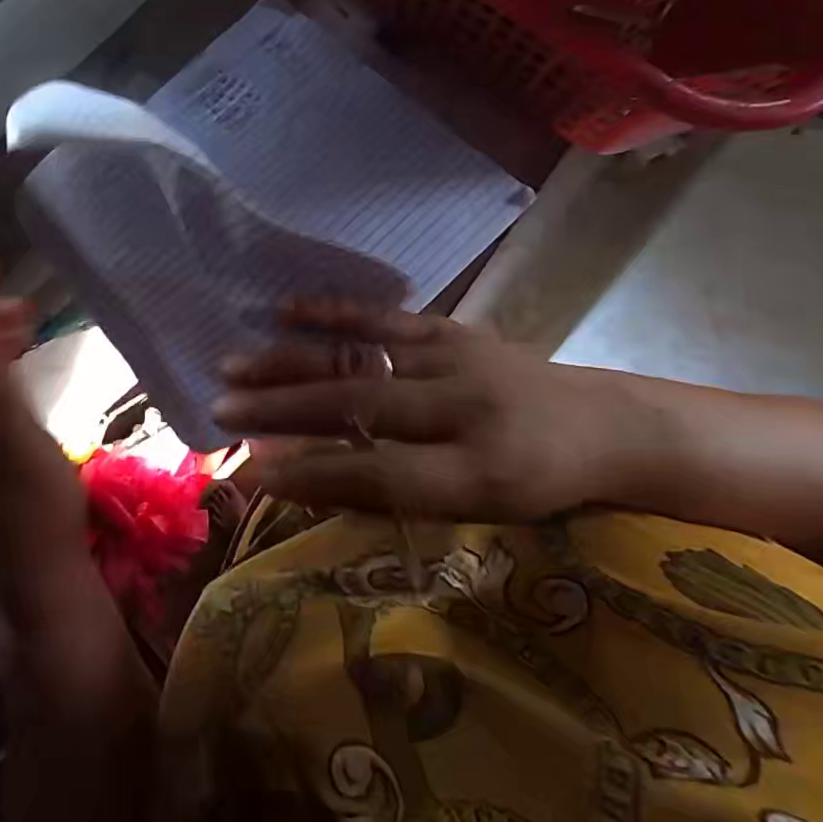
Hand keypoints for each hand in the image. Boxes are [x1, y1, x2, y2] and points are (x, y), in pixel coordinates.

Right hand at [213, 302, 664, 523]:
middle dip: (282, 411)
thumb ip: (389, 496)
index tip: (248, 471)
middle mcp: (468, 408)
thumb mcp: (473, 510)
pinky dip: (332, 313)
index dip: (310, 475)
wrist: (601, 425)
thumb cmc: (531, 484)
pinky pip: (385, 317)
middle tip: (221, 411)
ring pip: (361, 357)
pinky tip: (285, 311)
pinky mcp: (453, 328)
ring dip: (291, 361)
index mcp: (482, 473)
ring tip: (233, 366)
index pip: (379, 474)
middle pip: (359, 407)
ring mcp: (459, 358)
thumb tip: (300, 480)